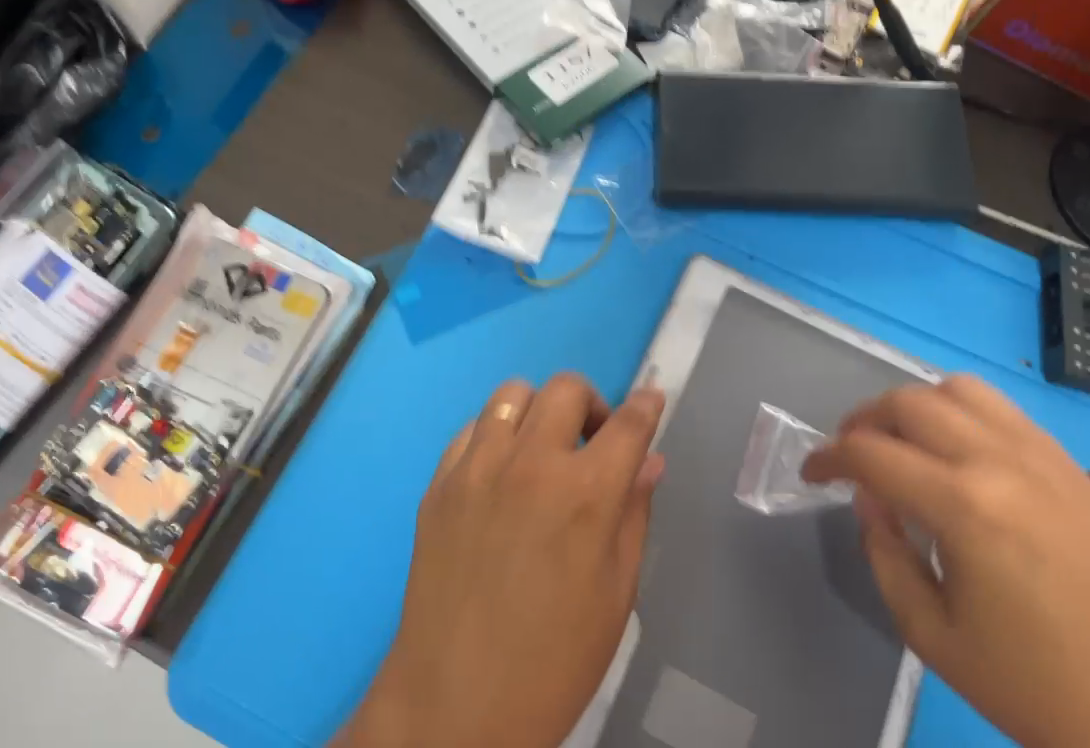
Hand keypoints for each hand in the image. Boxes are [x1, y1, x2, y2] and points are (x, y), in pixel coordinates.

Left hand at [337, 374, 666, 747]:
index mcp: (586, 493)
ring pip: (511, 396)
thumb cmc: (556, 658)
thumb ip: (633, 515)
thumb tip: (649, 463)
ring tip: (542, 451)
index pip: (628, 424)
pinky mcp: (438, 485)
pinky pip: (469, 430)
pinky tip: (499, 474)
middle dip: (591, 404)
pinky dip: (493, 436)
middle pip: (565, 389)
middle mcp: (530, 463)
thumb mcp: (616, 593)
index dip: (646, 407)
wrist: (457, 700)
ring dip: (538, 411)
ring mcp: (476, 469)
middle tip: (592, 441)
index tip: (651, 401)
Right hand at [802, 375, 1089, 747]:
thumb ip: (886, 554)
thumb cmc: (1036, 685)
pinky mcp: (1073, 468)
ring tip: (903, 445)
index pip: (870, 452)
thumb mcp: (932, 633)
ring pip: (959, 391)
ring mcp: (1044, 457)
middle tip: (849, 458)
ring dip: (915, 407)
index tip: (811, 474)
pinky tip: (959, 457)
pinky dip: (963, 415)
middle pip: (909, 402)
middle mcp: (1001, 461)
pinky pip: (1004, 411)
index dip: (827, 458)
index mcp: (962, 505)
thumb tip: (869, 499)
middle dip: (863, 422)